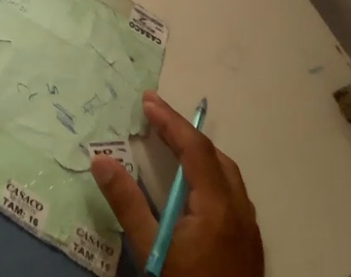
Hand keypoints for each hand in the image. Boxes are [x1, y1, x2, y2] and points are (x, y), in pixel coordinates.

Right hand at [91, 92, 263, 276]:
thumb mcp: (151, 250)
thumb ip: (127, 204)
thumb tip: (100, 160)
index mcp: (217, 208)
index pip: (195, 150)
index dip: (171, 121)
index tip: (147, 101)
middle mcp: (239, 212)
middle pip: (216, 158)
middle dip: (185, 132)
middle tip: (155, 116)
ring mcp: (249, 230)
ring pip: (228, 176)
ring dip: (200, 153)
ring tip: (171, 142)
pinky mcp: (250, 245)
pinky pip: (233, 194)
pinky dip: (210, 174)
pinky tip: (193, 185)